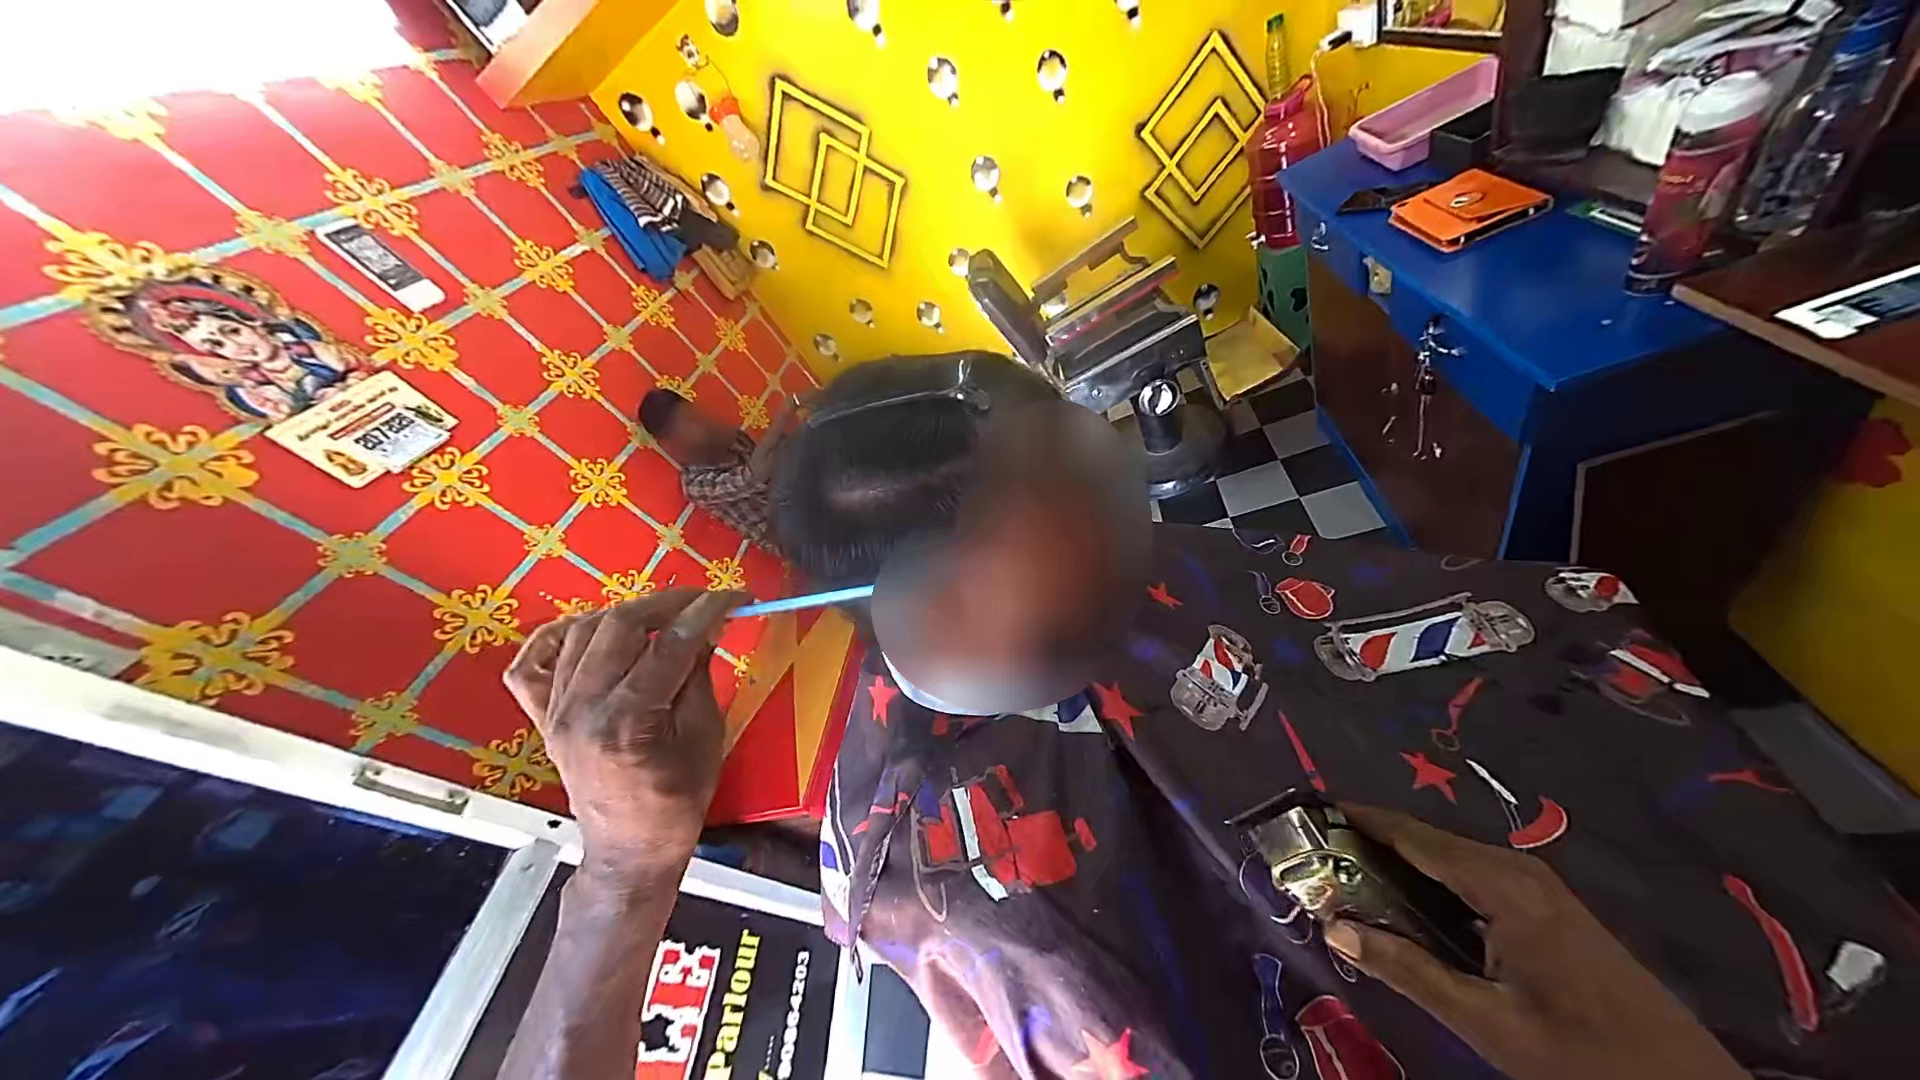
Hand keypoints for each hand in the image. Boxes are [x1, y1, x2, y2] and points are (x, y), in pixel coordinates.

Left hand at [504, 589, 743, 885]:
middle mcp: (582, 709)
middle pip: (620, 625)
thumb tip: (706, 626)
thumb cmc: (678, 800)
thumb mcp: (705, 734)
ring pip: (582, 631)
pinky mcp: (542, 715)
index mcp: (628, 721)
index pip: (671, 644)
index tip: (735, 595)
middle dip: (669, 602)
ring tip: (663, 615)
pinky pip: (534, 661)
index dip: (708, 611)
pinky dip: (561, 634)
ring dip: (628, 612)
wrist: (629, 847)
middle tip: (702, 600)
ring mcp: (555, 710)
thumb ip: (700, 673)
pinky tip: (593, 628)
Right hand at [1325, 804, 1747, 1079]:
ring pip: (1445, 855)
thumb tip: (1333, 928)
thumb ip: (1407, 970)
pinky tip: (1405, 900)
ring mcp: (1536, 885)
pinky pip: (1469, 873)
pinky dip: (1427, 876)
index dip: (1356, 817)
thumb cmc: (1587, 1057)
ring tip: (1347, 872)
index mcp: (1502, 886)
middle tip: (1318, 853)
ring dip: (1396, 858)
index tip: (1309, 811)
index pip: (1411, 834)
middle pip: (1424, 838)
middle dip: (1368, 840)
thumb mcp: (1489, 1023)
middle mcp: (1516, 869)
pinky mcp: (1546, 904)